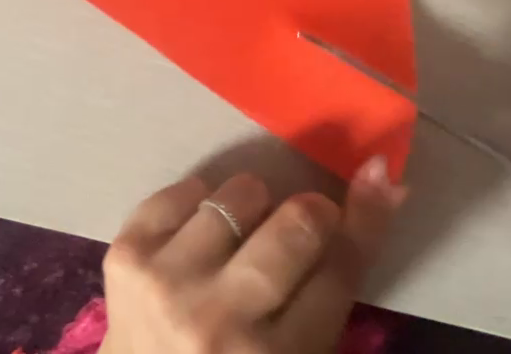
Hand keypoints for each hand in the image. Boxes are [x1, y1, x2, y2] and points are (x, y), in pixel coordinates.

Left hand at [99, 156, 405, 353]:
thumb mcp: (296, 349)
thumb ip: (335, 278)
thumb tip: (383, 180)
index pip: (339, 269)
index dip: (364, 216)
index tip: (377, 175)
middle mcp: (222, 322)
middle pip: (296, 226)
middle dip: (309, 213)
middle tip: (301, 223)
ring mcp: (169, 284)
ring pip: (239, 195)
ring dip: (250, 204)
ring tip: (241, 235)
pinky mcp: (126, 256)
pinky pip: (184, 190)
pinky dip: (199, 200)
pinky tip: (199, 233)